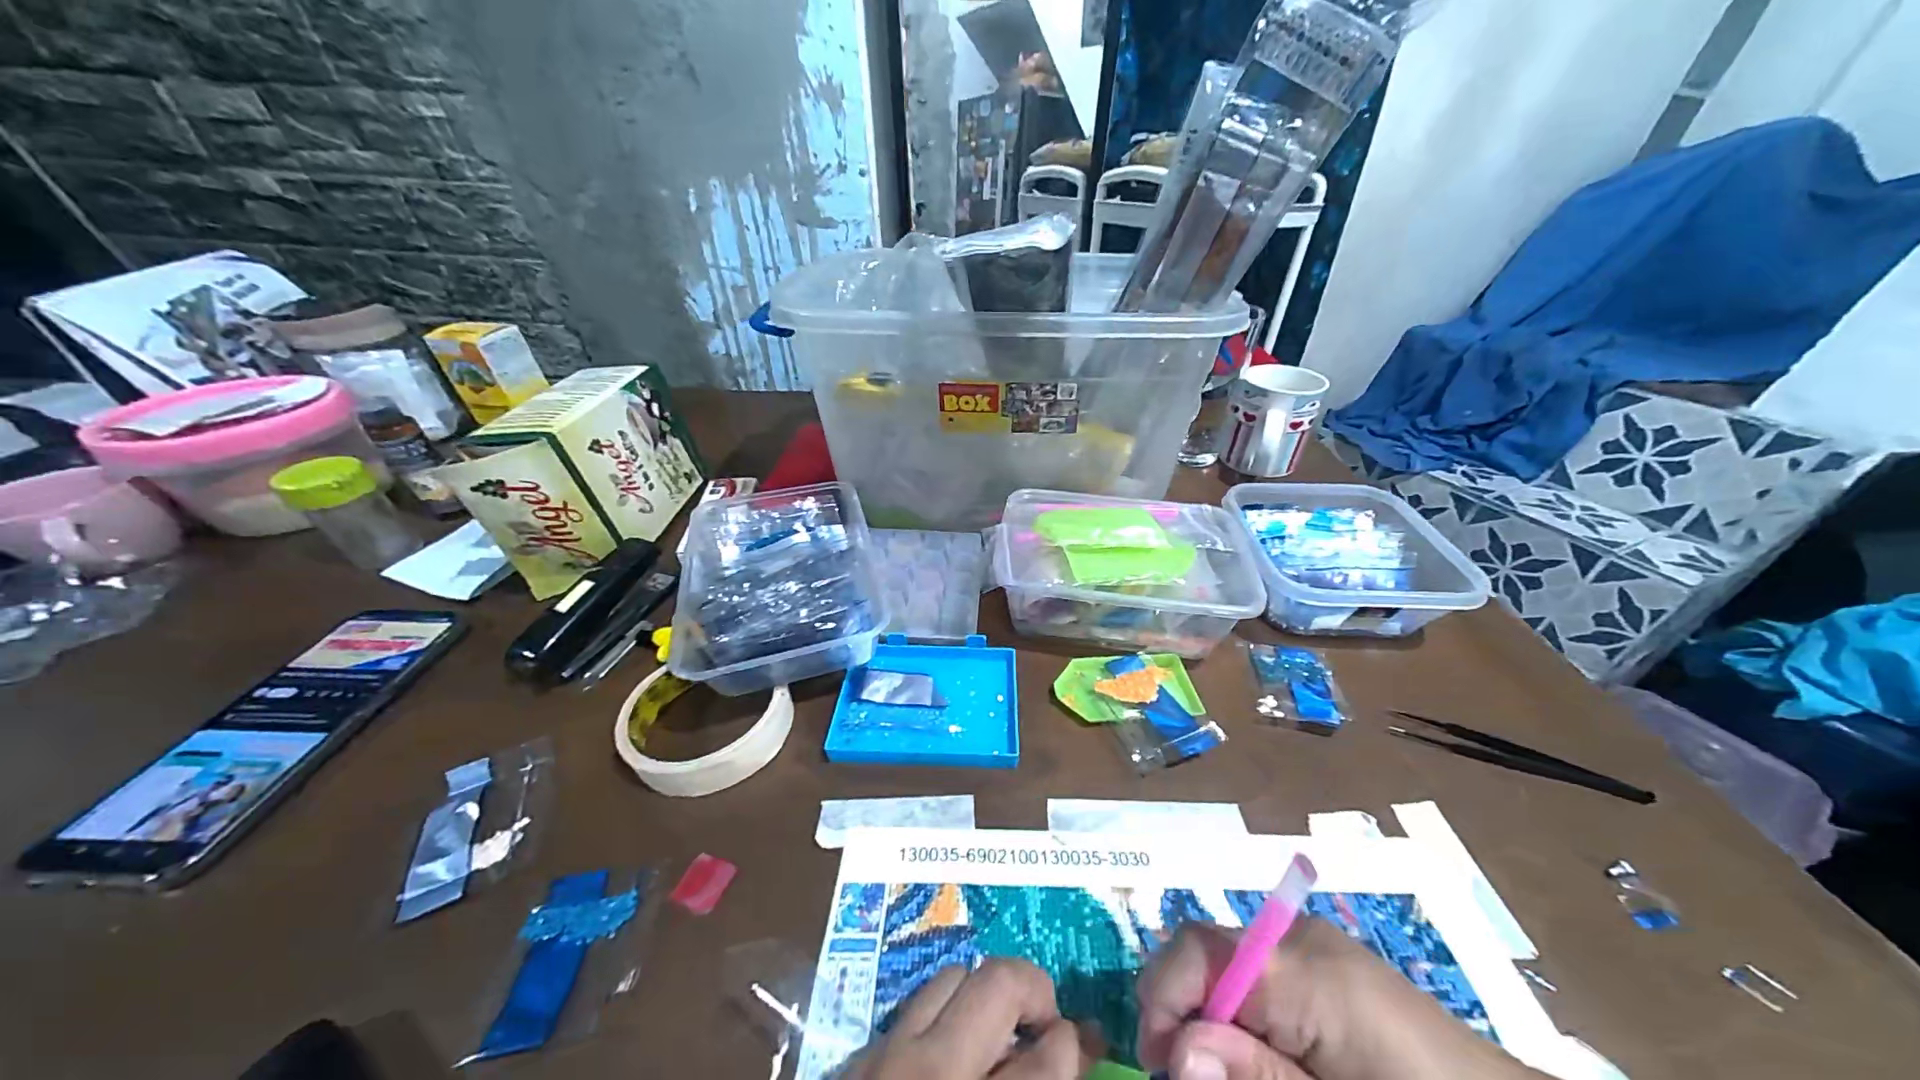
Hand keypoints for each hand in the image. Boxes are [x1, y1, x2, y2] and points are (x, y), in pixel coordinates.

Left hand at [847, 958, 1085, 1079]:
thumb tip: (1069, 1051)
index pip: (1049, 1055)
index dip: (1072, 1046)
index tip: (1073, 1046)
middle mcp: (936, 1071)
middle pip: (998, 982)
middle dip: (1033, 990)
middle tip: (1043, 1026)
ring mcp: (889, 1055)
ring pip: (953, 976)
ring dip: (982, 995)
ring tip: (993, 1033)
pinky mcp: (860, 1053)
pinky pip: (913, 1005)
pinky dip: (941, 1014)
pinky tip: (946, 1048)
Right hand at [1137, 919, 1547, 1079]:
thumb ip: (1254, 1077)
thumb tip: (1176, 1053)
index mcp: (1305, 972)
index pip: (1197, 952)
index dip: (1162, 999)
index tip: (1159, 1065)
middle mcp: (1302, 938)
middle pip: (1206, 953)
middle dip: (1183, 1011)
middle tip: (1193, 1078)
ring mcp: (1316, 944)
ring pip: (1227, 962)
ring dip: (1213, 1015)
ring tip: (1234, 1072)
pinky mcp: (1327, 961)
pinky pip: (1259, 971)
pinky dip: (1244, 1009)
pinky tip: (1268, 1056)